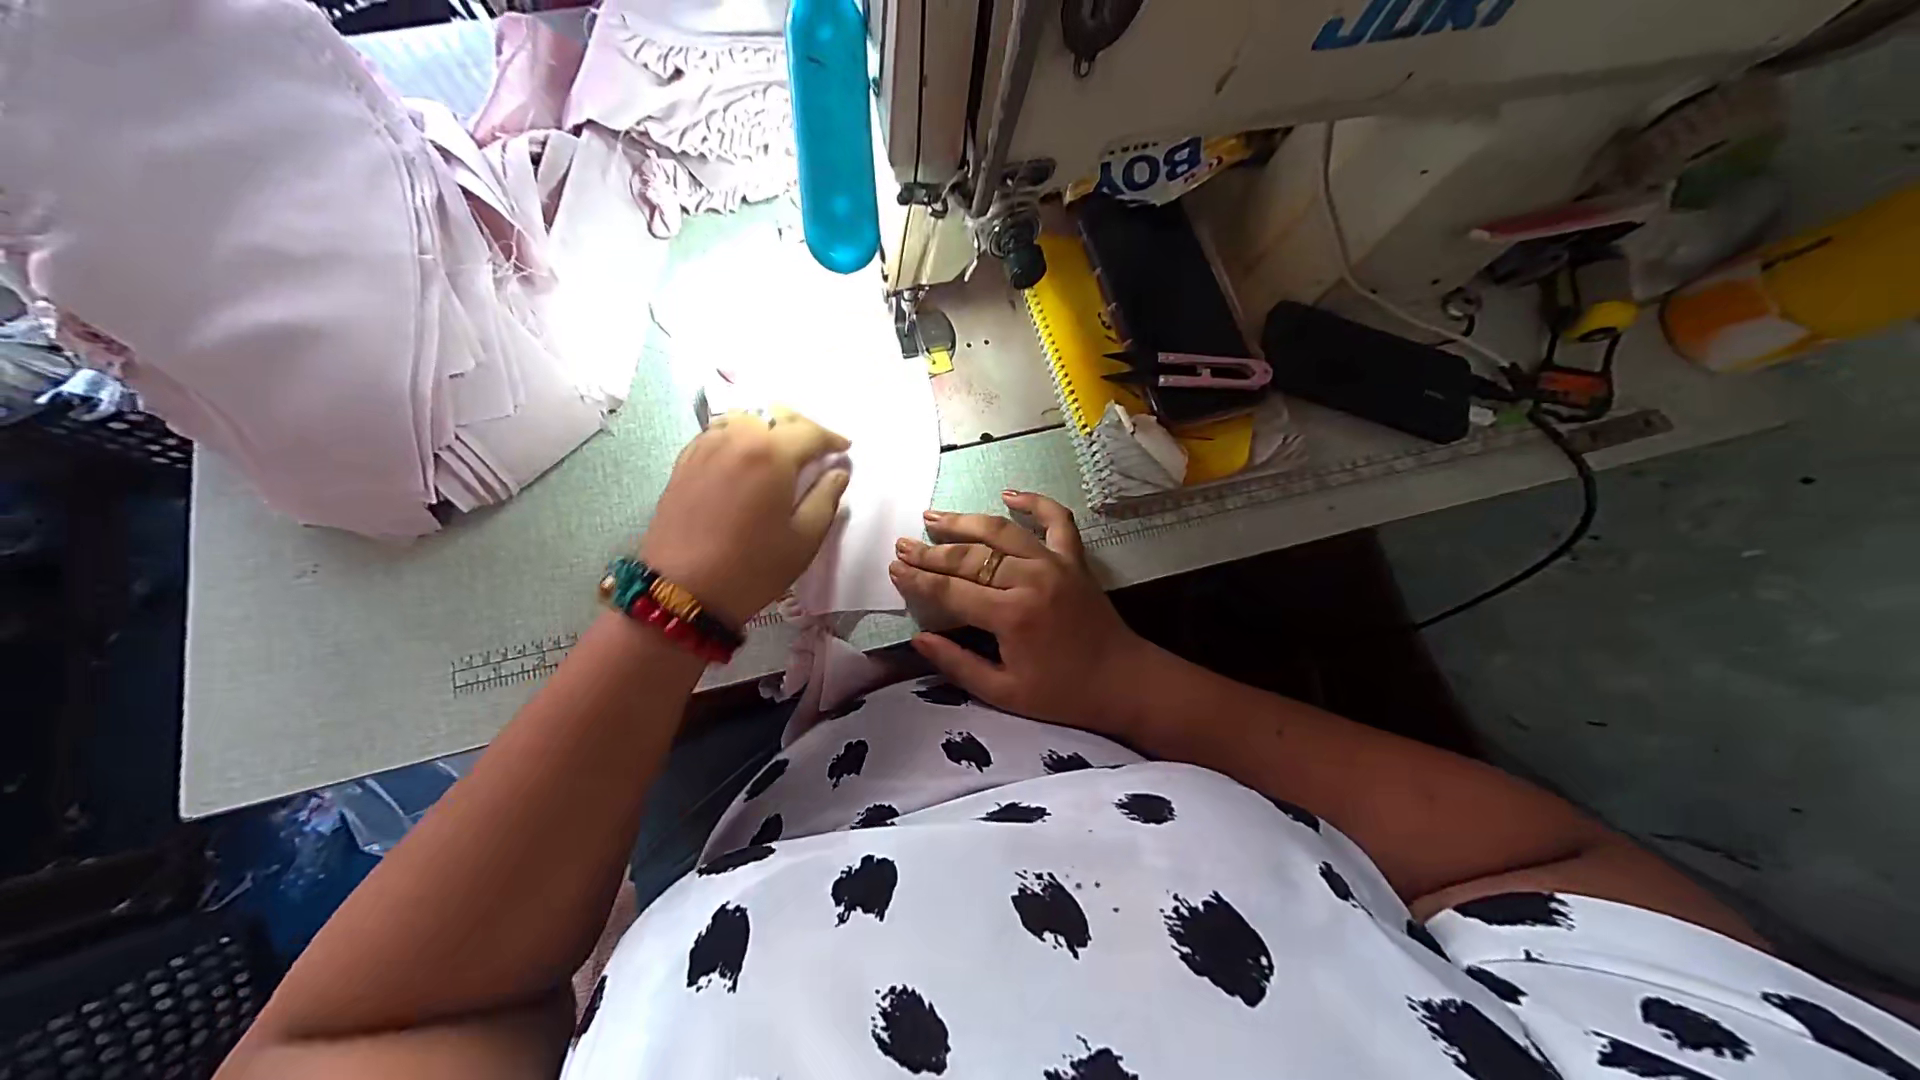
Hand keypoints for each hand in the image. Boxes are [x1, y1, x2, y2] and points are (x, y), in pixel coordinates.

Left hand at [641, 408, 850, 626]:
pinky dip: (739, 437)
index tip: (844, 449)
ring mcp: (706, 447)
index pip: (810, 432)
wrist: (682, 591)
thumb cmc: (752, 567)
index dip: (832, 439)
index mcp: (771, 453)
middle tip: (817, 448)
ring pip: (744, 420)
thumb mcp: (804, 538)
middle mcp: (737, 438)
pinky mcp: (684, 462)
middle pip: (775, 417)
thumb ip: (826, 497)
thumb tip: (837, 473)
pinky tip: (745, 457)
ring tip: (782, 449)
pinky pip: (718, 434)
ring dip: (769, 429)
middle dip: (801, 429)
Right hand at [889, 492, 1155, 737]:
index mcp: (1012, 617)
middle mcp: (1031, 580)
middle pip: (971, 558)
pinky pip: (1057, 520)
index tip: (894, 568)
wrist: (1125, 682)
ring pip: (1002, 532)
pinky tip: (1009, 492)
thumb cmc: (1063, 694)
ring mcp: (1056, 564)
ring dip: (965, 521)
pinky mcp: (1075, 559)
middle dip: (932, 551)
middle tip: (903, 544)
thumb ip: (958, 664)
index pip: (952, 590)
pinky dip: (1035, 502)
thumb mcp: (1005, 693)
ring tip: (934, 515)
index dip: (919, 579)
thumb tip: (918, 639)